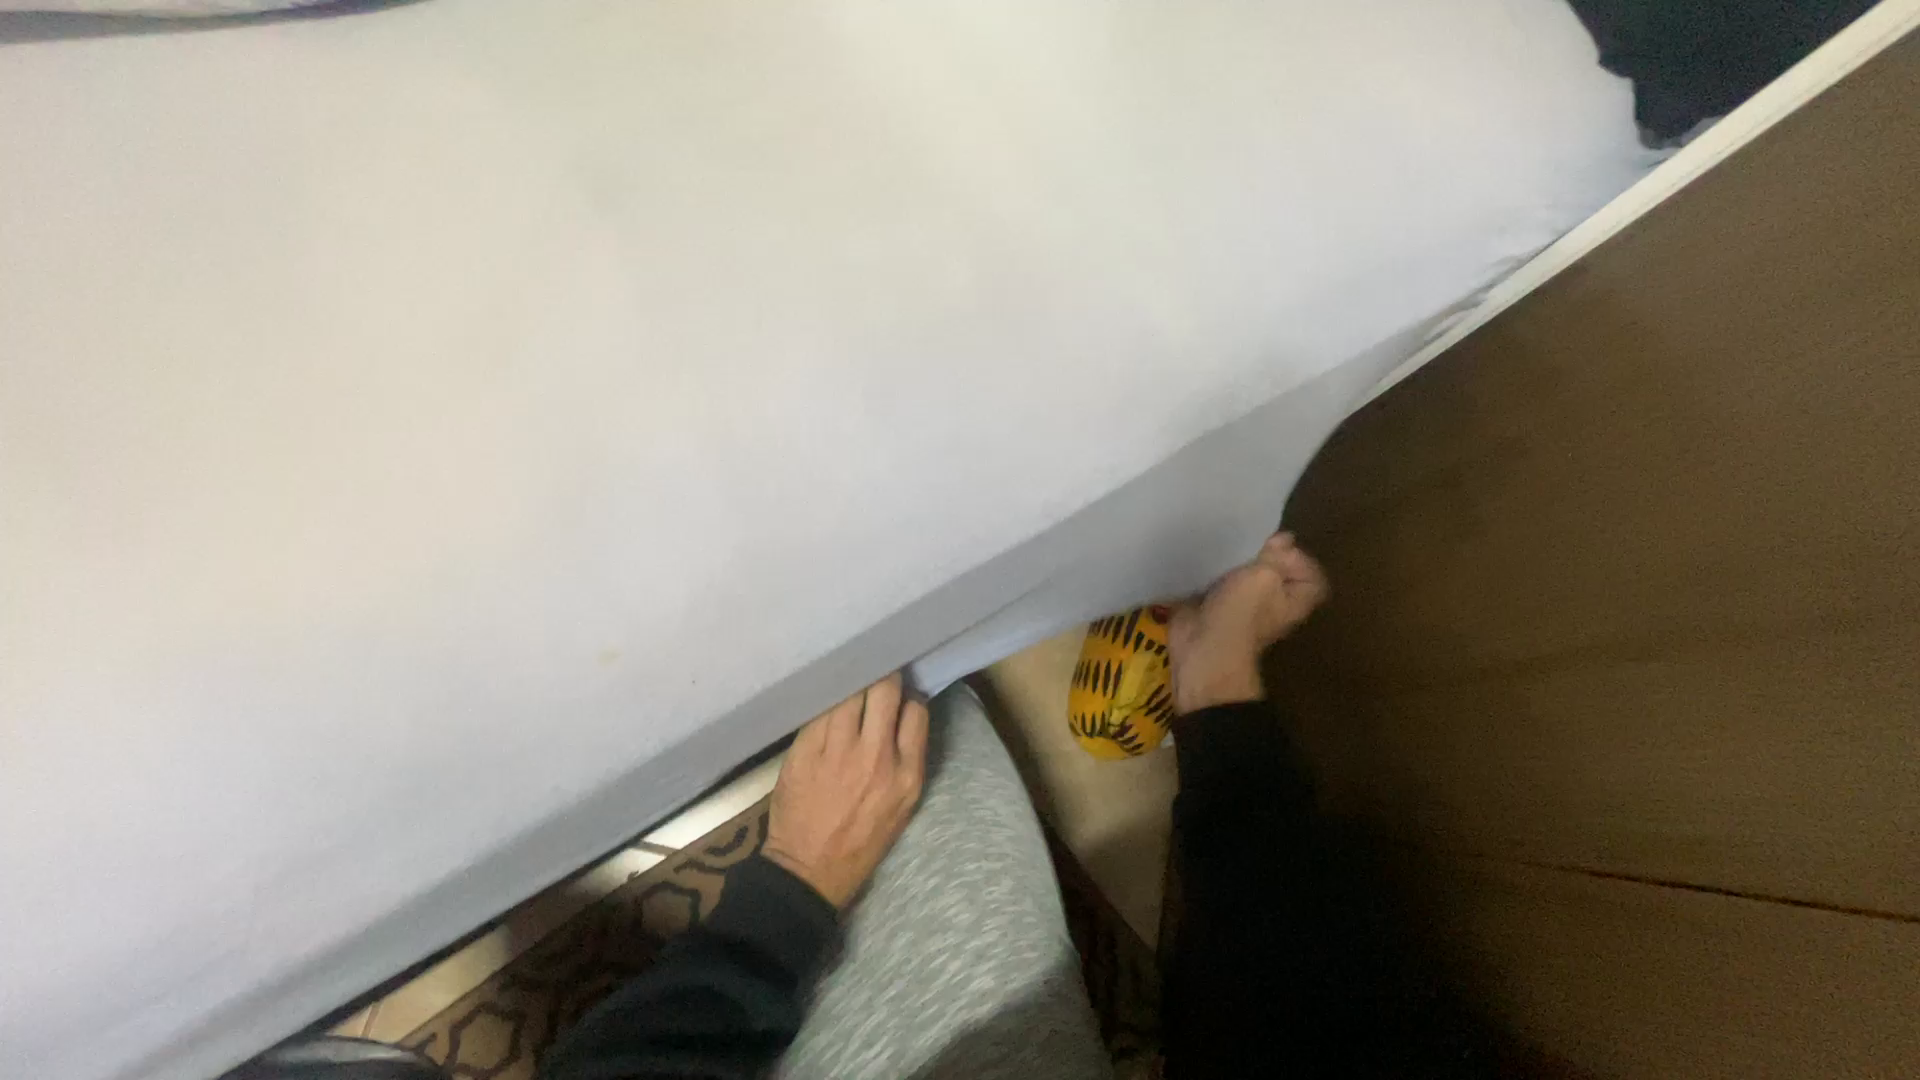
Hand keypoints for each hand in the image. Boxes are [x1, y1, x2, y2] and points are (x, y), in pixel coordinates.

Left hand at [762, 673, 929, 909]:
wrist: (809, 870)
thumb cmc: (861, 840)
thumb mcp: (903, 805)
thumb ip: (908, 758)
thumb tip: (907, 713)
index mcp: (906, 774)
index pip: (916, 711)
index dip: (908, 697)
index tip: (901, 694)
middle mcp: (876, 757)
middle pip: (884, 691)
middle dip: (883, 678)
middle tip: (876, 677)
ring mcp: (838, 752)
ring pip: (849, 694)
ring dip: (851, 687)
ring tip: (849, 687)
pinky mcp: (805, 751)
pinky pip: (819, 711)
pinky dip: (826, 705)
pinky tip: (826, 706)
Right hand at [1169, 531, 1327, 712]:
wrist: (1202, 648)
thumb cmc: (1241, 613)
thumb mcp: (1265, 576)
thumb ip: (1275, 555)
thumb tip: (1283, 539)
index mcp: (1295, 599)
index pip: (1309, 573)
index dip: (1297, 557)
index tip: (1275, 547)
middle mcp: (1272, 602)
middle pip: (1274, 569)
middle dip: (1260, 553)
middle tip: (1246, 541)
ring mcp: (1242, 604)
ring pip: (1243, 573)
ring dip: (1234, 559)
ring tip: (1224, 544)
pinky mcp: (1214, 604)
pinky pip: (1217, 580)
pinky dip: (1211, 569)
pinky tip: (1205, 556)